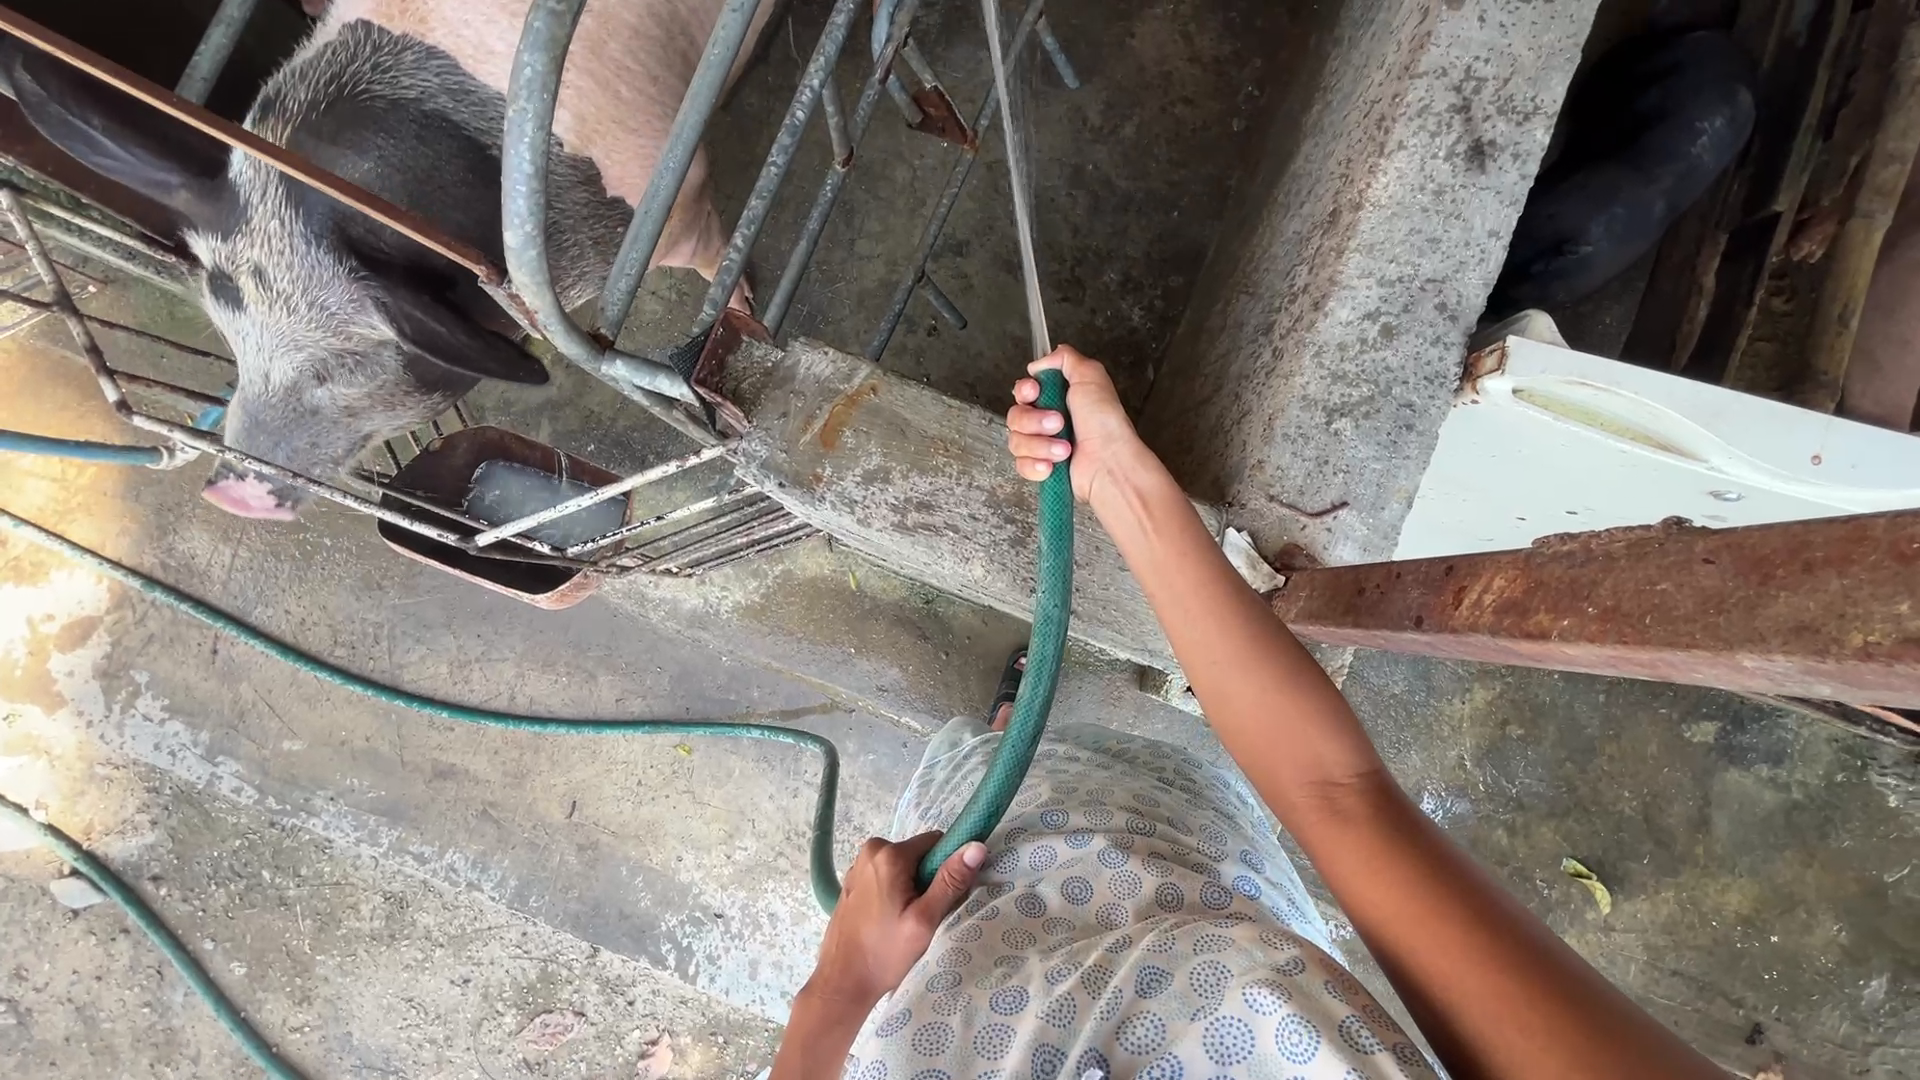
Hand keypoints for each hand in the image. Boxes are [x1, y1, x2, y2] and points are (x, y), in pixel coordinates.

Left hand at [802, 832, 986, 1008]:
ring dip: (910, 887)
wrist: (842, 983)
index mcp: (889, 854)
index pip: (935, 842)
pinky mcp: (853, 880)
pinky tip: (888, 920)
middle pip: (918, 854)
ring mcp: (858, 865)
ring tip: (904, 921)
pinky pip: (885, 875)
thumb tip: (977, 847)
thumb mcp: (924, 920)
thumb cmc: (884, 954)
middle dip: (926, 880)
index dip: (946, 868)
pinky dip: (893, 891)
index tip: (943, 897)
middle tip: (923, 915)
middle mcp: (870, 850)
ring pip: (902, 866)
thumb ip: (951, 881)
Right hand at [1006, 344, 1152, 503]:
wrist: (1109, 463)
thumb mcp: (1091, 376)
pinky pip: (1021, 465)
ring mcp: (1044, 446)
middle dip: (1034, 421)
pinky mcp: (1043, 469)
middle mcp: (1049, 420)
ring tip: (1065, 449)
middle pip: (1015, 415)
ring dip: (1040, 445)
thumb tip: (1042, 360)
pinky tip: (1053, 466)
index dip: (1025, 391)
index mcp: (1059, 397)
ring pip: (1016, 441)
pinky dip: (1036, 465)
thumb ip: (1066, 359)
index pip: (1024, 390)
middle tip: (1058, 423)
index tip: (1035, 393)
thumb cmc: (1105, 424)